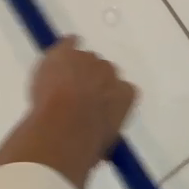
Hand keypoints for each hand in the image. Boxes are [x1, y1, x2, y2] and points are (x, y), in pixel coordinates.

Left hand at [0, 37, 137, 188]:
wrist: (63, 129)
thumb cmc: (87, 145)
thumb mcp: (105, 144)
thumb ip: (106, 130)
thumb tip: (99, 138)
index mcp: (126, 96)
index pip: (122, 91)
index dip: (107, 99)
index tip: (97, 108)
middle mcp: (110, 73)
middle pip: (104, 71)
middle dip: (93, 82)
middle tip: (78, 97)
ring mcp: (87, 60)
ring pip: (85, 59)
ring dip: (77, 69)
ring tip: (62, 85)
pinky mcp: (65, 52)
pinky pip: (69, 43)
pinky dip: (67, 46)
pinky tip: (64, 49)